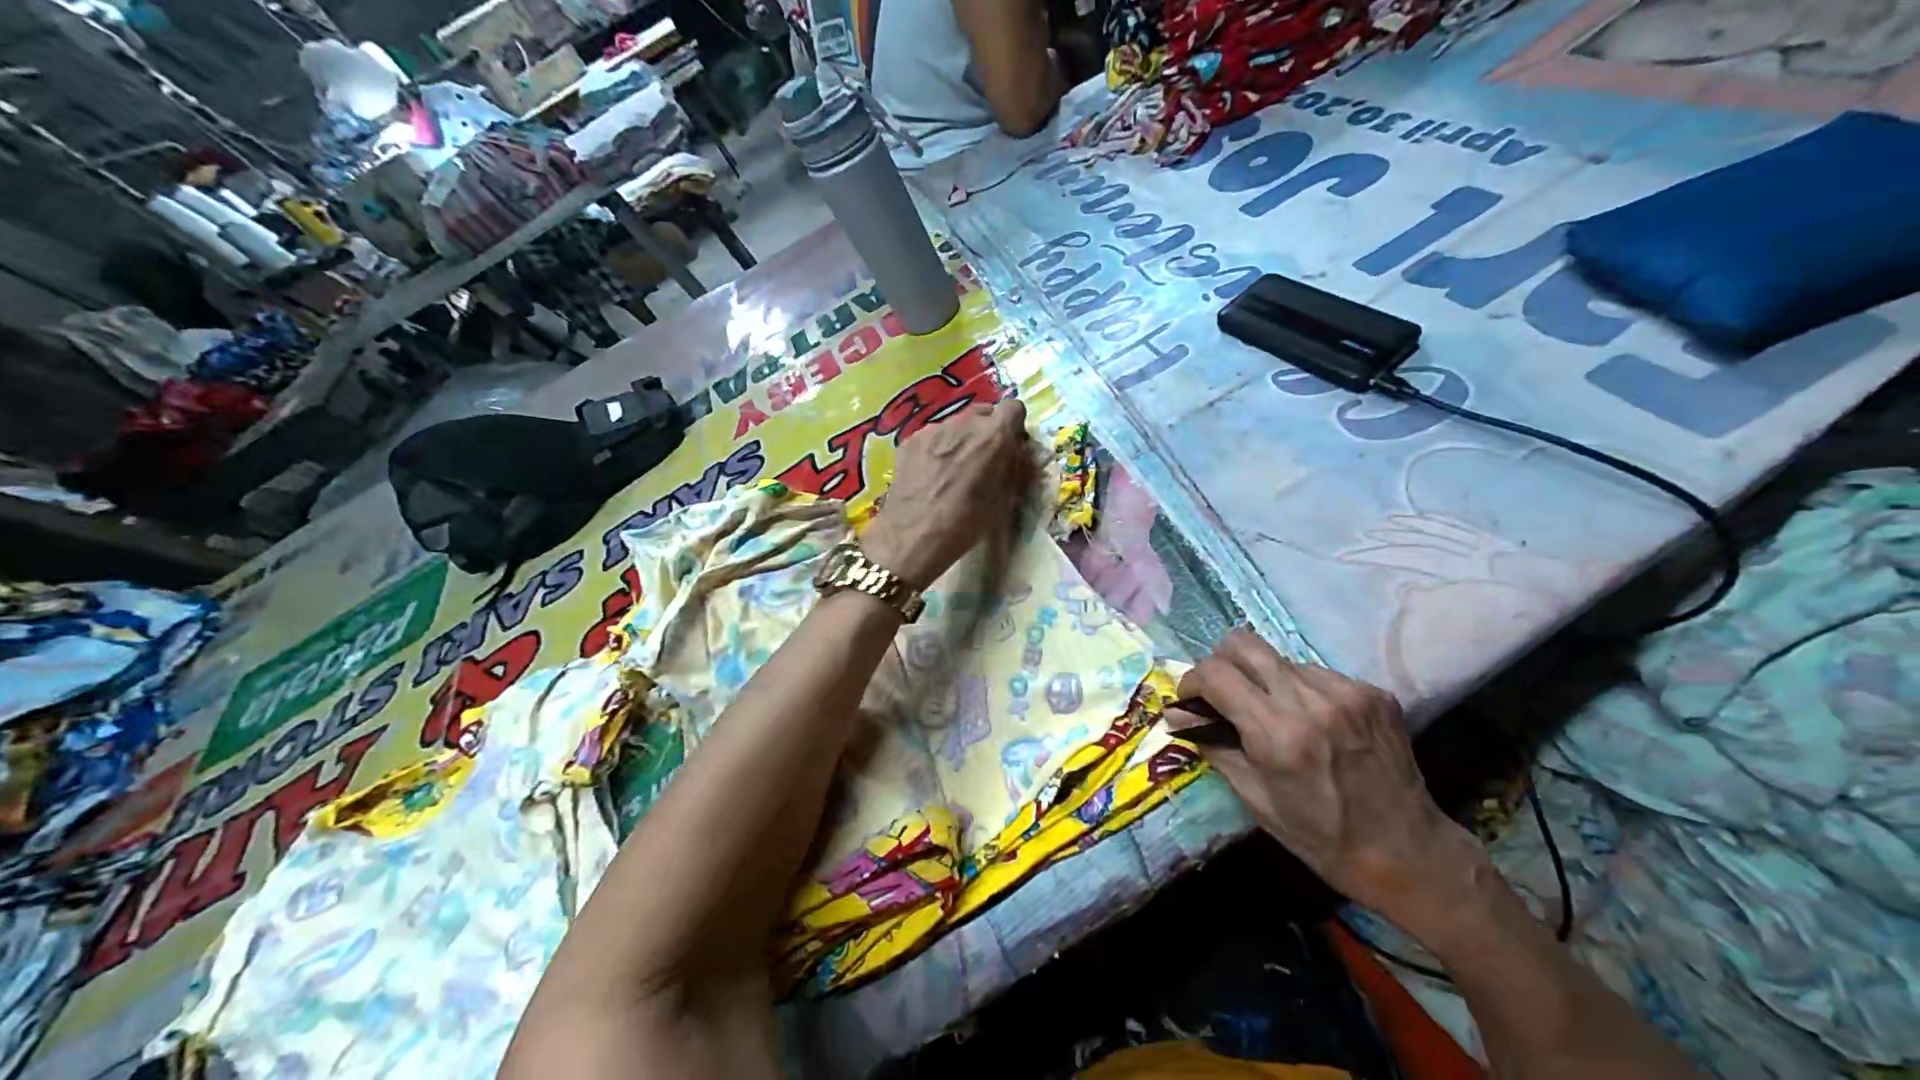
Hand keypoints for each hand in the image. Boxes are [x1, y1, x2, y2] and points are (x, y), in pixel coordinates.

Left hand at [862, 399, 1029, 587]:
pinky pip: (932, 437)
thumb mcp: (1002, 499)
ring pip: (956, 425)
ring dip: (961, 440)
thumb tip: (1012, 456)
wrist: (912, 536)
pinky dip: (937, 449)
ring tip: (953, 470)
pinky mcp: (910, 440)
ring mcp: (933, 429)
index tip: (1010, 446)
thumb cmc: (965, 523)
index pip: (1013, 408)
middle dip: (987, 432)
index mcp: (993, 436)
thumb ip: (1011, 469)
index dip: (1013, 426)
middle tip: (983, 460)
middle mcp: (963, 423)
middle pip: (983, 413)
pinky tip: (930, 475)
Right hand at [1174, 630, 1484, 928]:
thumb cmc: (1320, 836)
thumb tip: (1177, 714)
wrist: (1406, 852)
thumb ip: (1214, 746)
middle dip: (1221, 663)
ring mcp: (1348, 692)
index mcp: (1277, 734)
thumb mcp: (1255, 799)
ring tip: (1277, 715)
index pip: (1215, 673)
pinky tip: (1314, 722)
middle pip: (1243, 643)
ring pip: (1280, 659)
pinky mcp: (1373, 692)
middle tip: (1224, 694)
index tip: (1191, 700)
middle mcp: (1311, 702)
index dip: (1192, 681)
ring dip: (1266, 680)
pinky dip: (1302, 690)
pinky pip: (1317, 672)